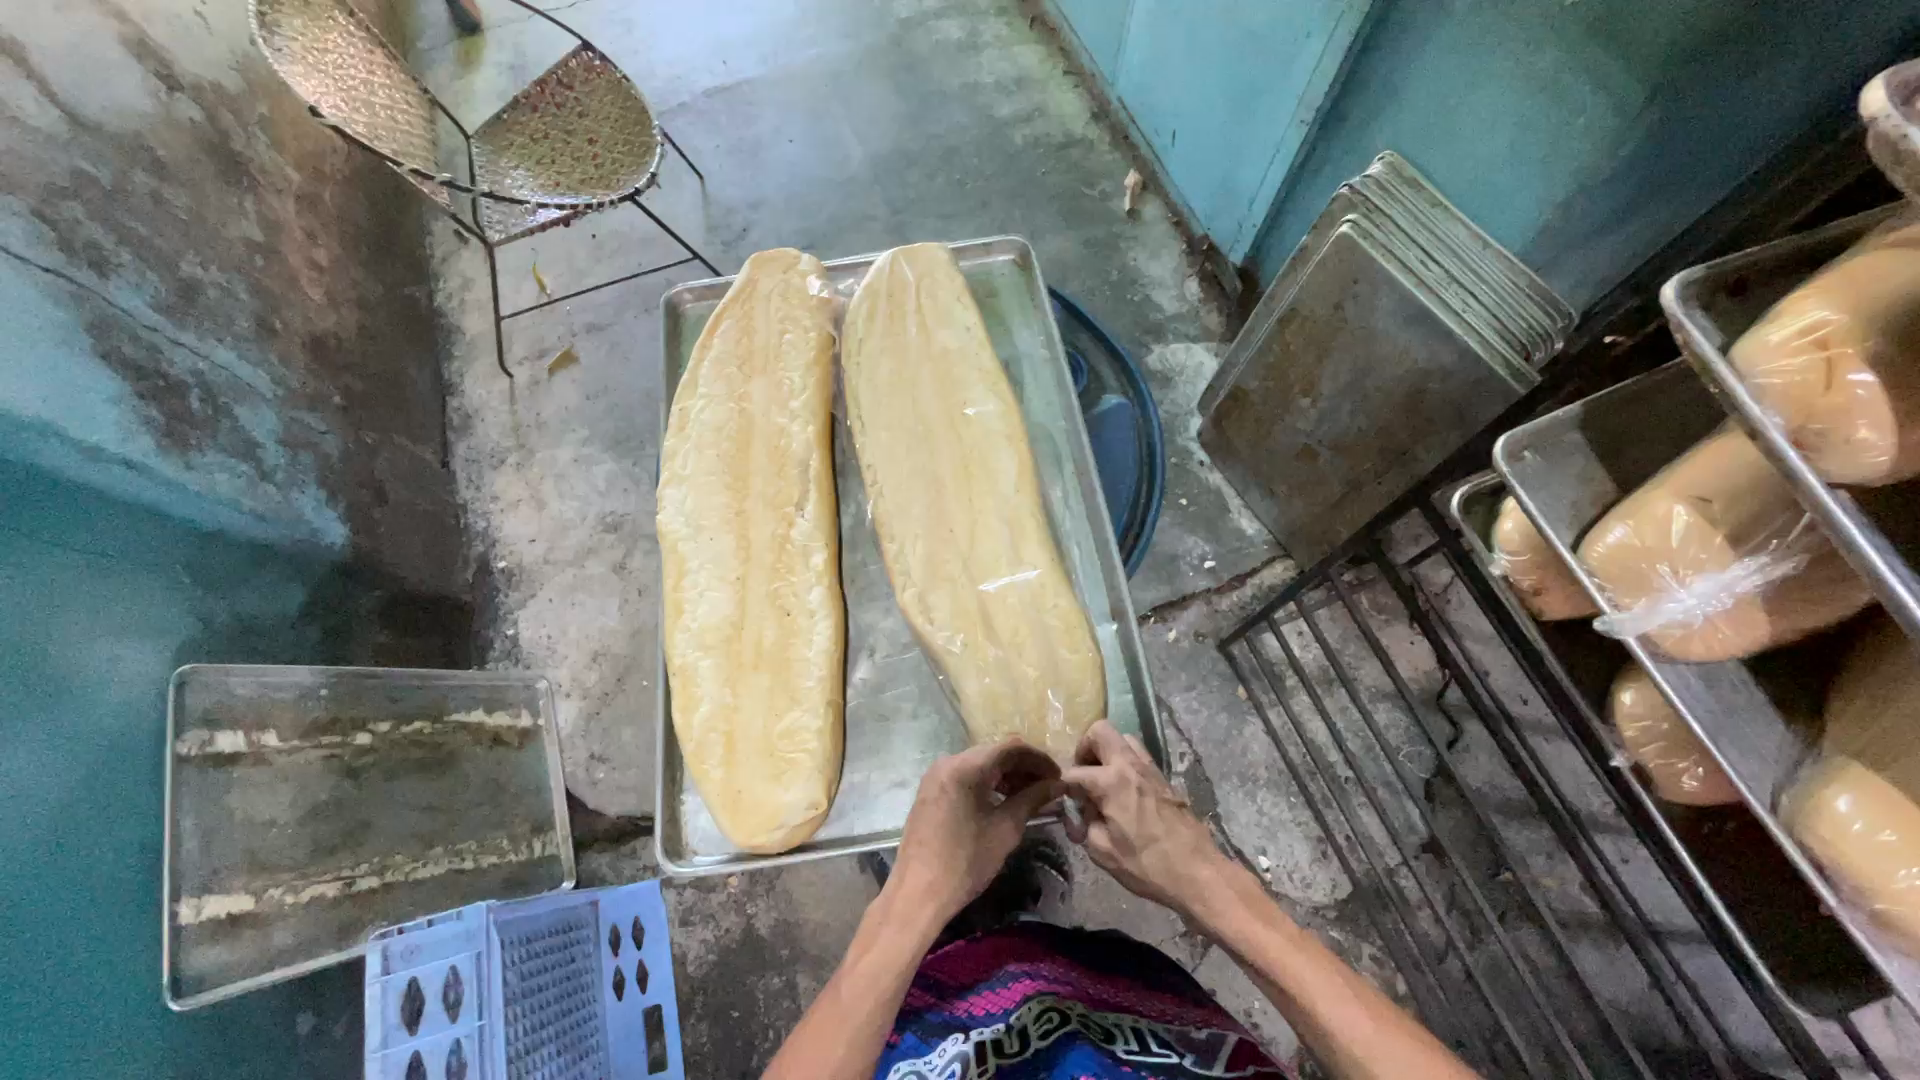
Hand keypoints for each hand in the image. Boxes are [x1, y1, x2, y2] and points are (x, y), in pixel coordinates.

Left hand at [889, 738, 1064, 926]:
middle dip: (1024, 767)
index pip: (1011, 748)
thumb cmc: (965, 862)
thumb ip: (1032, 799)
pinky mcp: (931, 790)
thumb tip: (1058, 785)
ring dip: (1006, 775)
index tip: (1058, 778)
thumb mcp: (1005, 829)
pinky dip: (987, 782)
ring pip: (980, 763)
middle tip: (1047, 788)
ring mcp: (936, 775)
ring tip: (1029, 797)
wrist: (918, 893)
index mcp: (965, 767)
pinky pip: (965, 775)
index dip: (1039, 760)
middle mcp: (948, 761)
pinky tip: (1003, 801)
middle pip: (995, 752)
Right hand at [1063, 721, 1228, 915]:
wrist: (1197, 872)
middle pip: (1100, 731)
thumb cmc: (1147, 865)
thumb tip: (1078, 815)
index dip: (1062, 787)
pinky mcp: (1165, 779)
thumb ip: (1083, 826)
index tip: (1061, 802)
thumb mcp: (1103, 852)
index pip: (1074, 773)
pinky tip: (1125, 794)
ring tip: (1104, 781)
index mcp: (1110, 782)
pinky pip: (1140, 757)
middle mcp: (1129, 766)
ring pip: (1124, 739)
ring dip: (1108, 753)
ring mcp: (1150, 769)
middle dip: (1085, 749)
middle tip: (1083, 775)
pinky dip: (1126, 766)